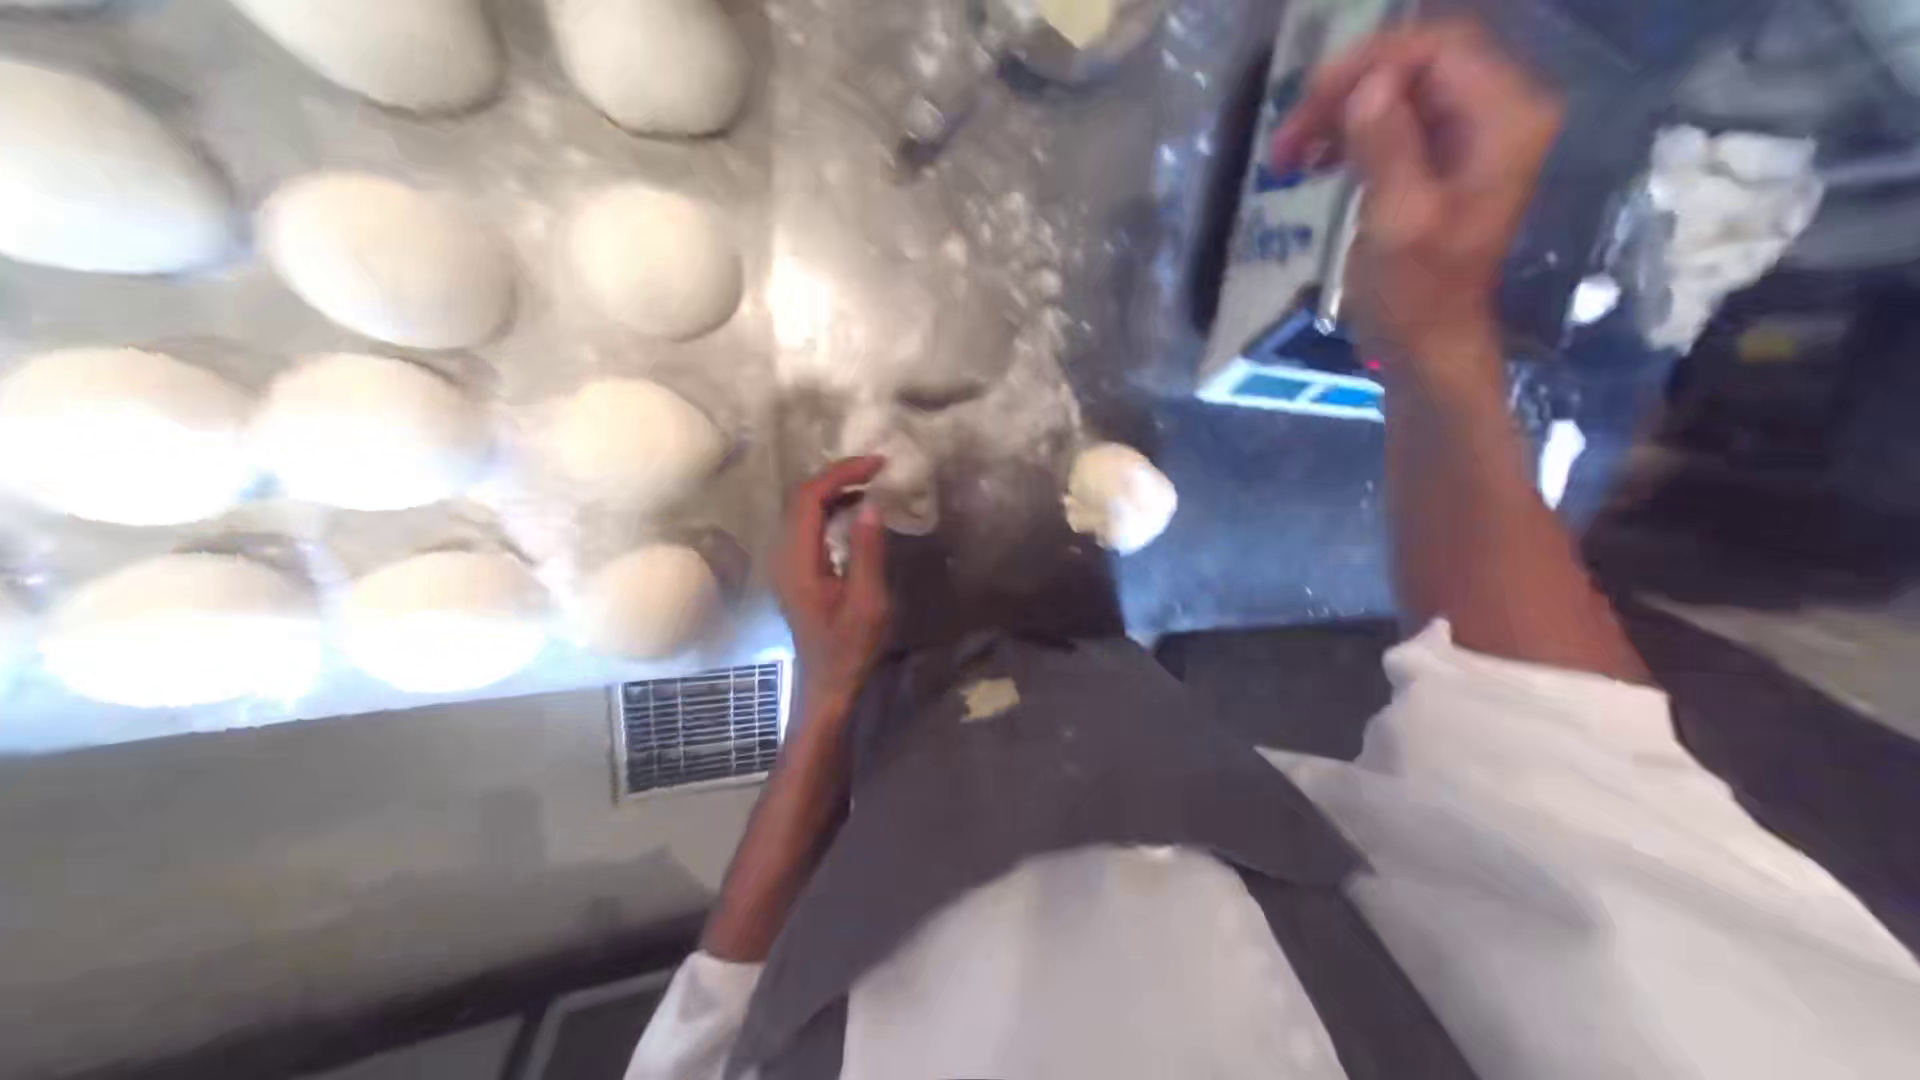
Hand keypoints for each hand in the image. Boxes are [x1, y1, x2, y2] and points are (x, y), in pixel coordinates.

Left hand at [775, 457, 892, 708]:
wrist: (827, 683)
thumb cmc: (850, 649)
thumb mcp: (868, 603)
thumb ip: (867, 552)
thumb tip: (870, 505)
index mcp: (797, 562)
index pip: (809, 499)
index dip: (841, 474)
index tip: (876, 465)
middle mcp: (783, 555)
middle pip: (801, 498)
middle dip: (837, 475)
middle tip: (876, 467)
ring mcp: (785, 562)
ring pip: (802, 508)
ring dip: (834, 489)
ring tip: (870, 481)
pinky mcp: (794, 569)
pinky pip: (807, 524)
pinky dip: (831, 508)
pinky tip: (856, 509)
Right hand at [1271, 21, 1562, 378]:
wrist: (1427, 347)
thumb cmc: (1415, 296)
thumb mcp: (1398, 223)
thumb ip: (1388, 148)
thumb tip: (1365, 88)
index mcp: (1503, 120)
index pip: (1440, 50)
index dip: (1369, 64)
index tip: (1306, 103)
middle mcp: (1496, 116)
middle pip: (1418, 66)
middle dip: (1345, 92)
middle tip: (1286, 138)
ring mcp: (1468, 141)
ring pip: (1400, 95)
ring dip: (1339, 117)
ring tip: (1289, 155)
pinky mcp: (1439, 166)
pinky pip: (1394, 126)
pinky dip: (1350, 137)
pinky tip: (1315, 163)